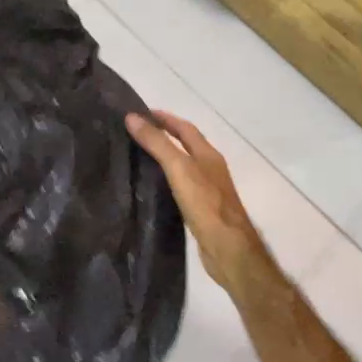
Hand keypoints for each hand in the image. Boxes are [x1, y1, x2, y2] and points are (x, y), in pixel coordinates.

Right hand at [127, 110, 274, 292]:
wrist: (229, 249)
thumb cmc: (206, 203)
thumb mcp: (179, 167)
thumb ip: (157, 143)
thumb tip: (132, 117)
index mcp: (208, 155)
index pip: (185, 128)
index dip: (165, 118)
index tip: (142, 113)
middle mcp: (210, 169)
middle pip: (186, 145)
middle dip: (165, 136)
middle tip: (137, 133)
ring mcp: (208, 190)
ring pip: (184, 166)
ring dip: (165, 158)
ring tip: (139, 157)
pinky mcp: (202, 210)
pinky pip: (182, 187)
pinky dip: (167, 180)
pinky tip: (153, 188)